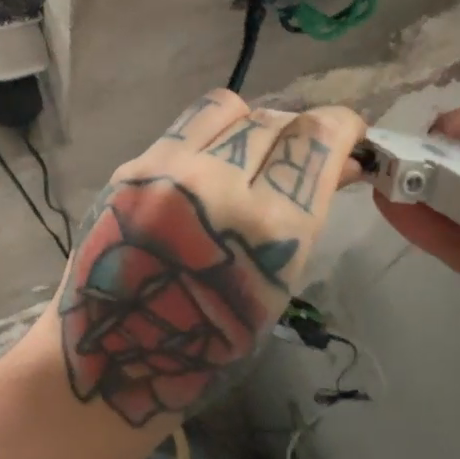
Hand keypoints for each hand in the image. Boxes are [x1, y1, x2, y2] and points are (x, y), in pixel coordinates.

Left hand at [53, 90, 366, 427]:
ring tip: (250, 154)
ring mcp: (167, 168)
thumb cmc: (209, 346)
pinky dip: (210, 132)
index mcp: (270, 227)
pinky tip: (208, 161)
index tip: (348, 135)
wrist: (111, 351)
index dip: (343, 128)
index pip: (318, 139)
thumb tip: (341, 164)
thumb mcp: (277, 287)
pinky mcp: (132, 165)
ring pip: (229, 107)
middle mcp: (218, 183)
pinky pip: (185, 124)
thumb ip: (304, 218)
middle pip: (276, 119)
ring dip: (252, 123)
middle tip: (299, 155)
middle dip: (299, 131)